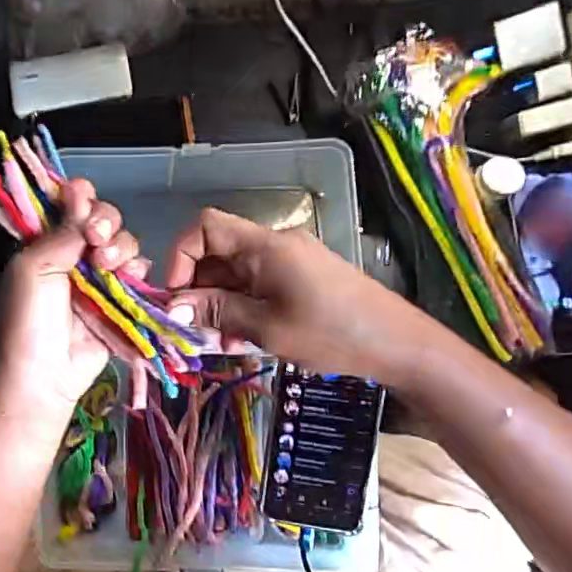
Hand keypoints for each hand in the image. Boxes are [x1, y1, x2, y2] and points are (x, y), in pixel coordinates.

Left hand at [0, 179, 142, 418]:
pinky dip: (138, 270)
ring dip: (122, 248)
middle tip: (97, 241)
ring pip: (123, 244)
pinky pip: (137, 274)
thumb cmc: (28, 321)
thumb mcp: (32, 268)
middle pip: (103, 220)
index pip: (71, 205)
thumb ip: (62, 231)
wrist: (44, 375)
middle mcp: (72, 256)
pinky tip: (129, 278)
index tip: (83, 210)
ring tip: (109, 267)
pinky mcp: (119, 302)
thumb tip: (81, 193)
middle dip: (106, 223)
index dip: (82, 200)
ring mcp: (97, 279)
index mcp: (45, 243)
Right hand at [166, 208, 425, 379]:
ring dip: (219, 307)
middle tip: (194, 334)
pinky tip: (241, 342)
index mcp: (264, 246)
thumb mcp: (266, 328)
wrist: (399, 344)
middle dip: (198, 292)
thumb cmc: (331, 333)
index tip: (177, 297)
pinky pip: (257, 288)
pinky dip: (241, 310)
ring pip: (235, 276)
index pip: (205, 227)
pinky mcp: (299, 281)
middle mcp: (274, 246)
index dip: (181, 257)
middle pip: (217, 255)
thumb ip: (216, 313)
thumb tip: (172, 307)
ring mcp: (288, 263)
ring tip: (219, 345)